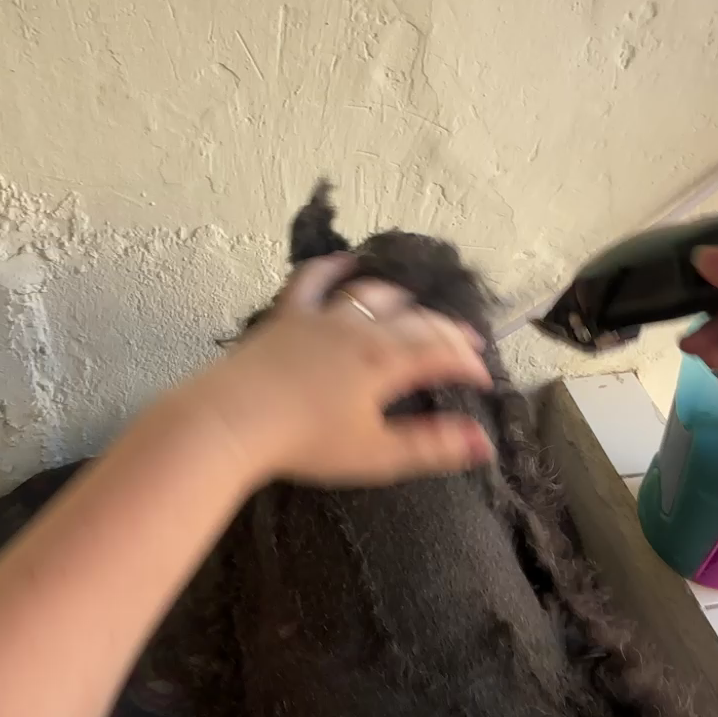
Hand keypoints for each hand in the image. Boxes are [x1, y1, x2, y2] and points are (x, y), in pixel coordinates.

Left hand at [171, 254, 495, 486]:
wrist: (233, 419)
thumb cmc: (306, 442)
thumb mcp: (376, 454)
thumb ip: (431, 446)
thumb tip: (483, 444)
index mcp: (385, 361)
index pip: (441, 353)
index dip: (468, 363)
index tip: (484, 377)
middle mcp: (360, 329)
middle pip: (416, 321)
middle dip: (447, 331)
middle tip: (468, 341)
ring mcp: (322, 317)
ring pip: (372, 295)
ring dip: (401, 300)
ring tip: (416, 306)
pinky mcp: (288, 315)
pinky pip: (314, 280)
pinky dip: (334, 269)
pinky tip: (346, 262)